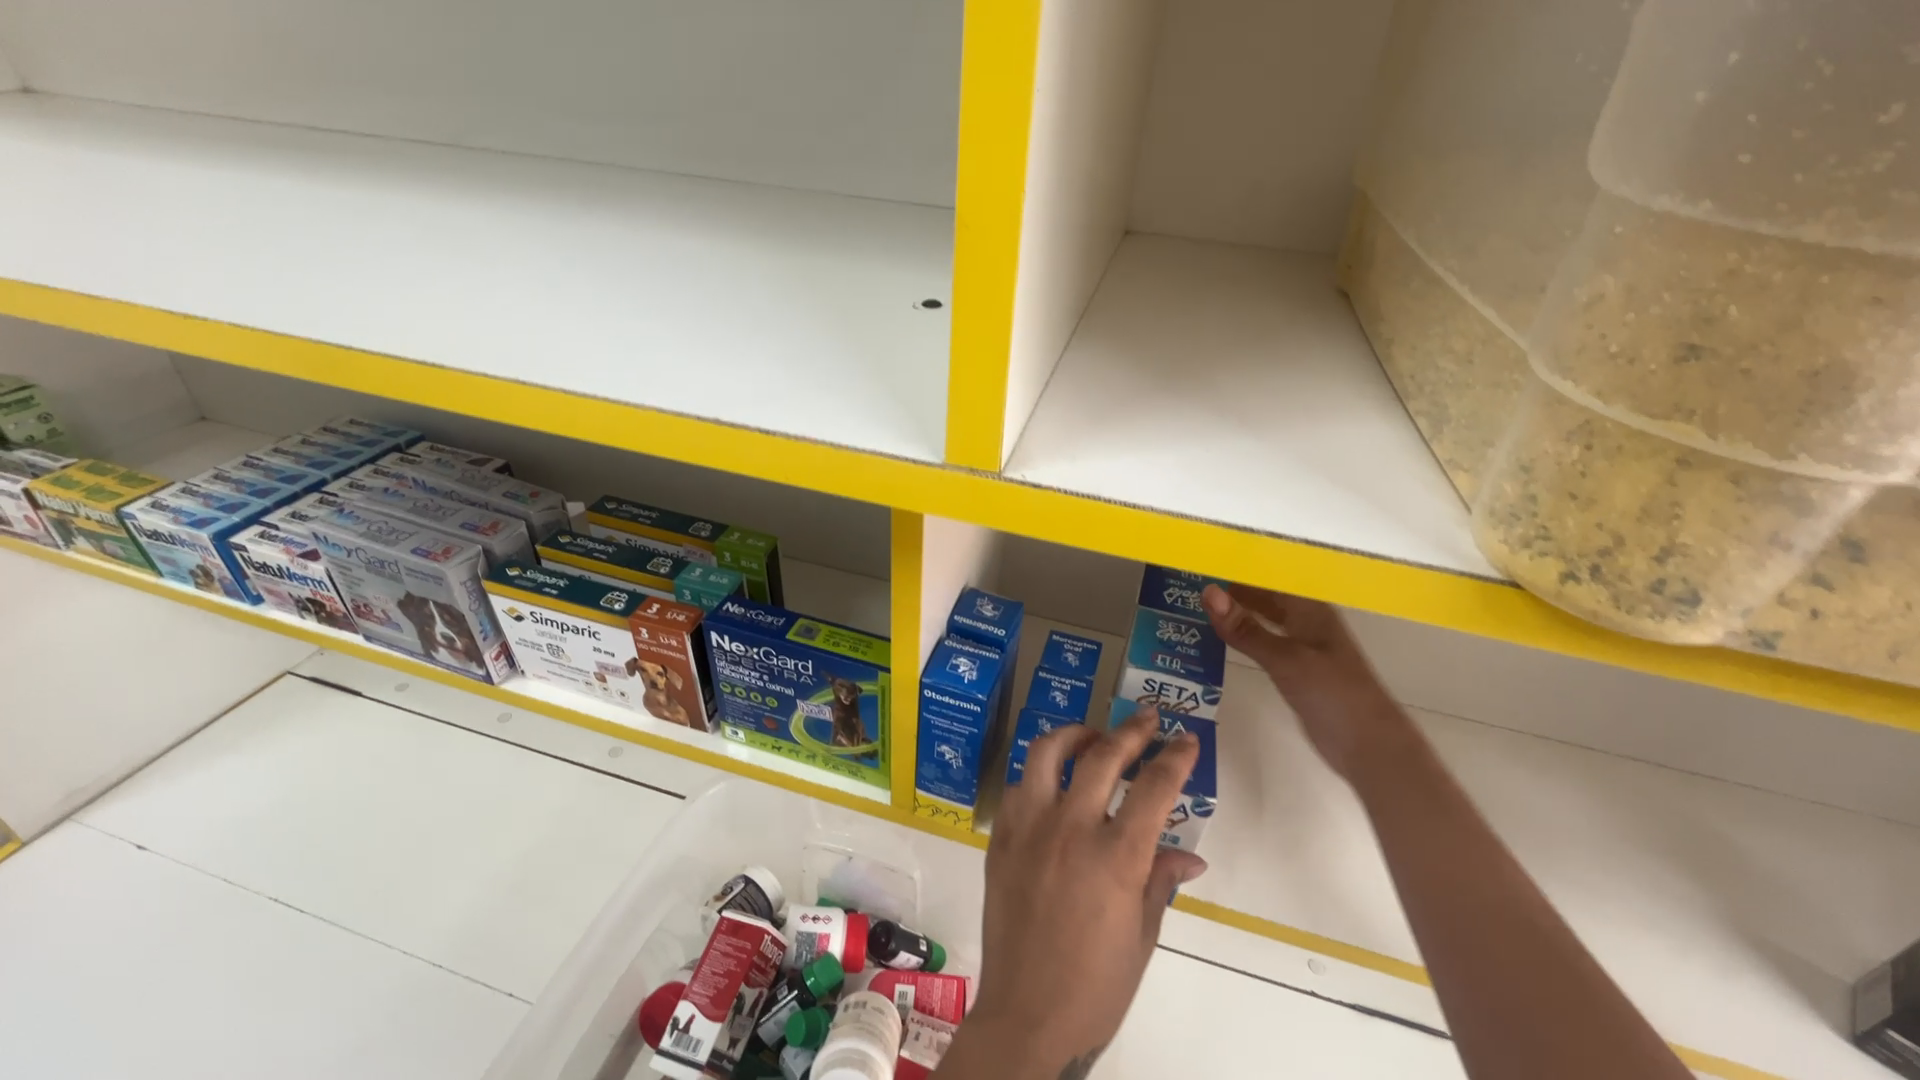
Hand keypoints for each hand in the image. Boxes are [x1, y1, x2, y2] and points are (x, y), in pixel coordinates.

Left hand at [943, 708, 1205, 1079]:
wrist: (1026, 1015)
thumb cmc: (1096, 985)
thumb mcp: (1142, 936)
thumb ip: (1160, 882)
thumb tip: (1187, 856)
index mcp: (1116, 857)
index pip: (1154, 787)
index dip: (1175, 757)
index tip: (1186, 739)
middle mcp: (1070, 830)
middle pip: (1102, 756)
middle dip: (1130, 731)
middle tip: (1147, 720)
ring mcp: (1029, 830)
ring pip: (1046, 755)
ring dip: (1074, 736)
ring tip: (1092, 737)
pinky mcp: (1000, 841)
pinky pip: (1018, 789)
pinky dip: (1039, 775)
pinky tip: (1052, 784)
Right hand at [1200, 584, 1406, 781]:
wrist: (1368, 744)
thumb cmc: (1332, 693)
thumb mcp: (1285, 657)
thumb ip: (1246, 628)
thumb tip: (1207, 592)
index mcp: (1310, 609)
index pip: (1270, 577)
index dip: (1241, 568)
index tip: (1202, 562)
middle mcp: (1307, 622)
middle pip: (1267, 597)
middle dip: (1234, 591)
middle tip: (1189, 585)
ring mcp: (1303, 648)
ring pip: (1264, 621)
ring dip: (1237, 615)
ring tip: (1196, 609)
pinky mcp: (1297, 672)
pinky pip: (1264, 645)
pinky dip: (1243, 640)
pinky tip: (1219, 644)